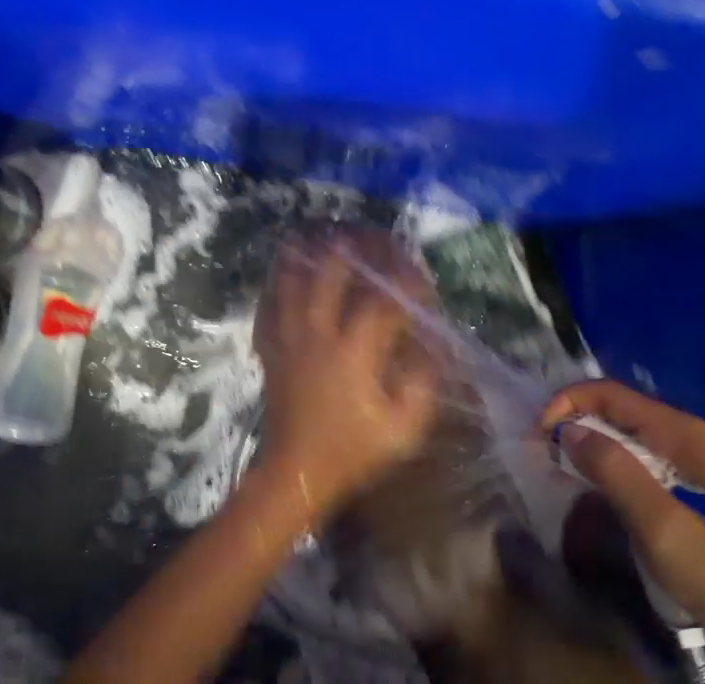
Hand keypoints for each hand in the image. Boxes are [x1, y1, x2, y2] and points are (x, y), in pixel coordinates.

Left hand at [252, 229, 441, 517]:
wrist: (295, 473)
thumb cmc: (353, 452)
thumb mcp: (403, 428)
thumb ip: (423, 382)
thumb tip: (437, 343)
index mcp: (354, 352)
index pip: (383, 300)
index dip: (405, 281)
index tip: (421, 272)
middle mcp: (318, 334)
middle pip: (331, 273)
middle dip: (354, 248)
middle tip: (371, 236)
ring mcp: (288, 337)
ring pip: (292, 279)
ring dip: (309, 253)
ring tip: (325, 233)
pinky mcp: (269, 346)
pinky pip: (267, 302)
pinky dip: (277, 280)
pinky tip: (285, 267)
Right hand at [540, 382, 704, 681]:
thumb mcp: (661, 525)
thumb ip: (615, 471)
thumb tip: (568, 430)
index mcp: (682, 433)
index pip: (609, 393)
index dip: (567, 404)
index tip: (539, 434)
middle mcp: (687, 434)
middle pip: (616, 408)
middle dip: (573, 422)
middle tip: (544, 453)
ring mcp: (692, 457)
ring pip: (624, 431)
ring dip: (588, 442)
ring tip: (561, 467)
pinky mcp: (690, 480)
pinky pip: (637, 453)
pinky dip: (607, 460)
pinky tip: (595, 483)